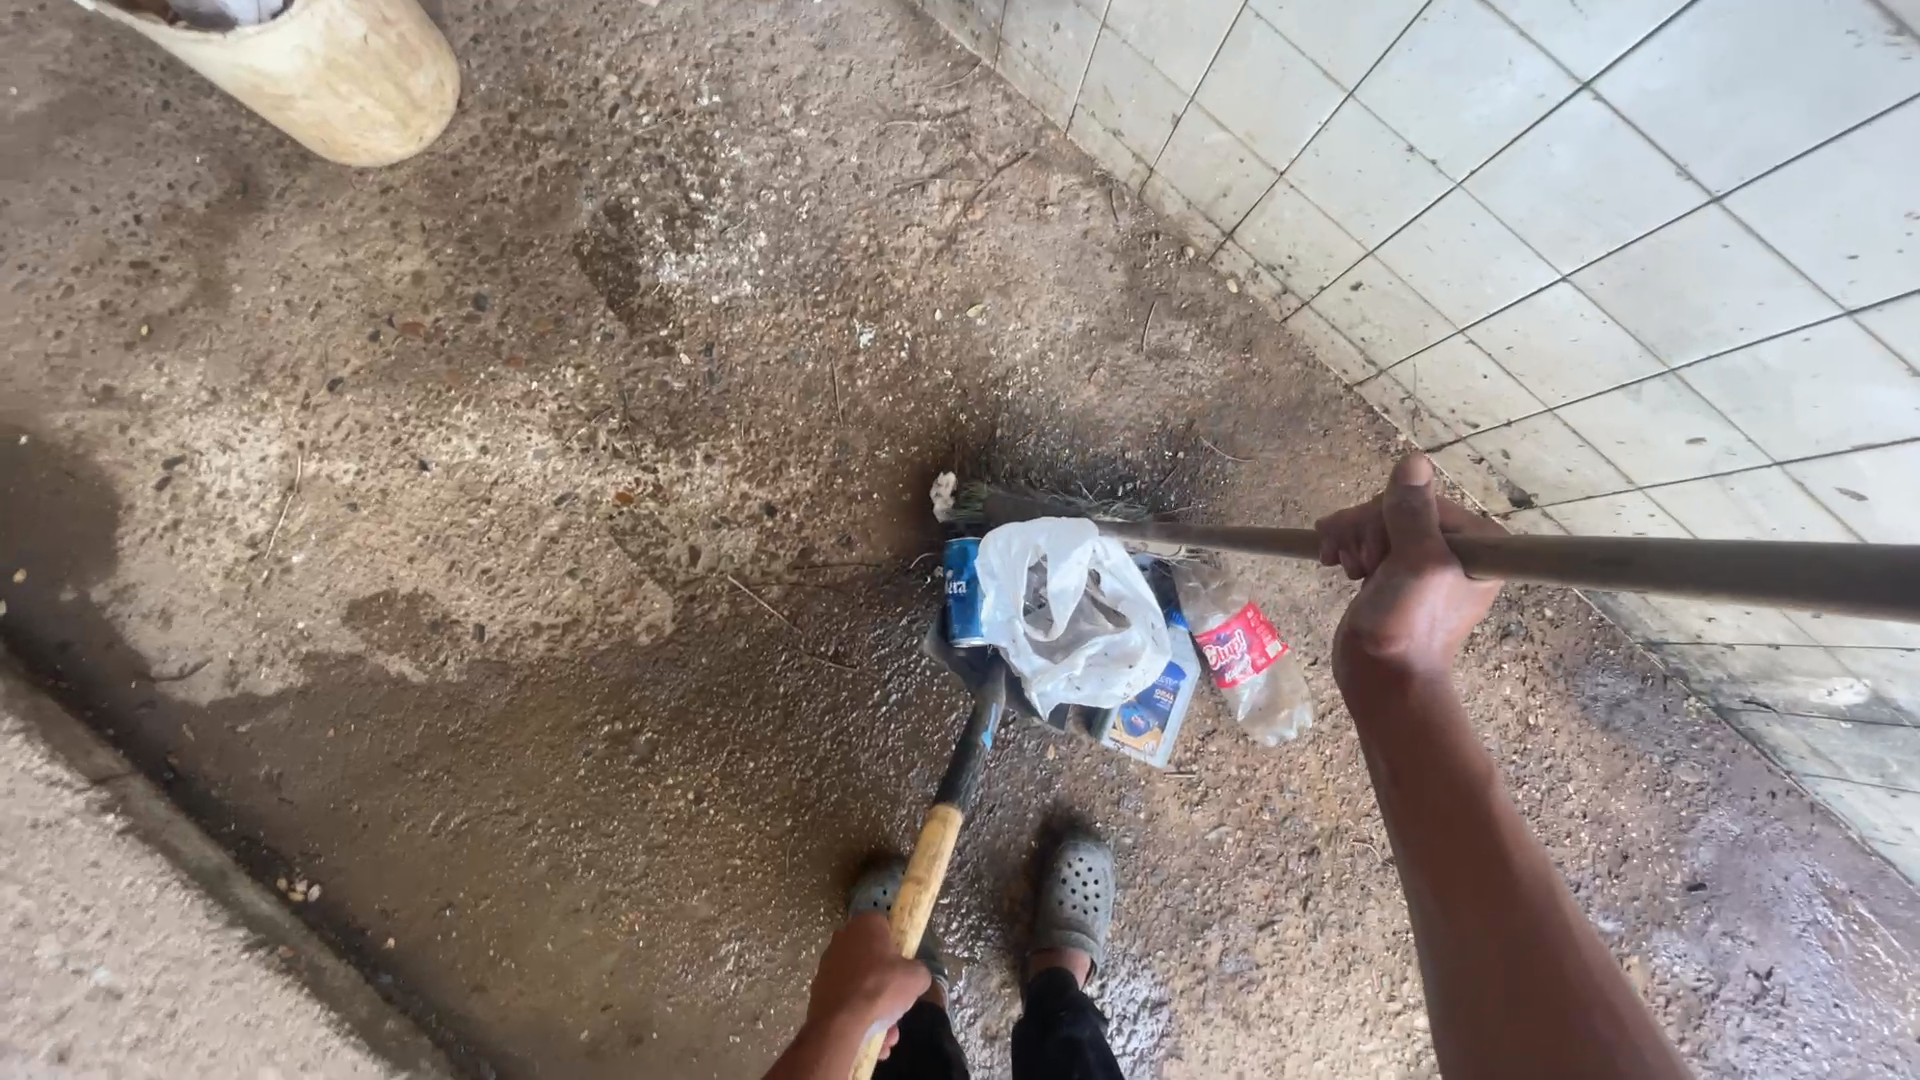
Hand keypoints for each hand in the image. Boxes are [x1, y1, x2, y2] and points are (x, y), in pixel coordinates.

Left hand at [803, 913, 929, 1057]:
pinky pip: (846, 999)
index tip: (904, 969)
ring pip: (860, 983)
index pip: (886, 927)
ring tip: (887, 1033)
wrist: (839, 1022)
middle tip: (897, 1003)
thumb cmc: (880, 987)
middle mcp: (844, 936)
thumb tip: (916, 977)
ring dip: (874, 1006)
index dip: (898, 948)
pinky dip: (858, 1015)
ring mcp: (828, 963)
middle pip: (872, 958)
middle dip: (886, 983)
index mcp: (867, 923)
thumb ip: (920, 972)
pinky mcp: (819, 988)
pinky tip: (872, 1038)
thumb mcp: (916, 978)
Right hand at [1314, 453, 1505, 690]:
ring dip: (1348, 539)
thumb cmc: (1408, 624)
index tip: (1378, 553)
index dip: (1388, 518)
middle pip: (1392, 509)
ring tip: (1341, 567)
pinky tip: (1329, 561)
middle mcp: (1451, 547)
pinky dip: (1341, 545)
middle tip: (1358, 566)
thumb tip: (1413, 459)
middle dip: (1364, 531)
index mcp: (1476, 542)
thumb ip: (1412, 512)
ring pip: (1371, 522)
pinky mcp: (1388, 572)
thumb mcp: (1416, 563)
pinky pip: (1361, 539)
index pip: (1421, 500)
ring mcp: (1417, 560)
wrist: (1381, 676)